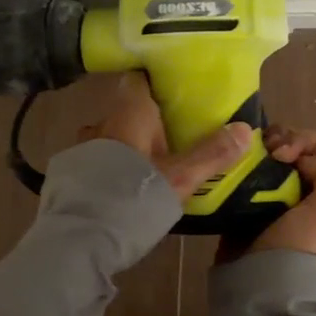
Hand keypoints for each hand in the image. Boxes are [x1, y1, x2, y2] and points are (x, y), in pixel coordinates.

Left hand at [76, 72, 253, 199]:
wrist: (80, 236)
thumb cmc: (134, 195)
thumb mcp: (180, 177)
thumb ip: (211, 154)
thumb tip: (244, 129)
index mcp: (131, 112)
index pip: (138, 79)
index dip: (153, 81)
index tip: (172, 88)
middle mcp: (104, 121)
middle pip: (125, 110)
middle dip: (143, 121)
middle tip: (168, 134)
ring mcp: (83, 148)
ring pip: (109, 137)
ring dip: (124, 147)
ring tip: (147, 164)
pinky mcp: (71, 175)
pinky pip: (95, 162)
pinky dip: (108, 169)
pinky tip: (122, 188)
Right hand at [232, 124, 315, 263]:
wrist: (266, 290)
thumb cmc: (302, 246)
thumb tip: (301, 158)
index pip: (314, 147)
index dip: (298, 140)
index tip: (280, 154)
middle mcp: (297, 195)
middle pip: (286, 150)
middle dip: (273, 142)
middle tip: (260, 150)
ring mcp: (267, 203)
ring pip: (261, 162)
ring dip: (252, 154)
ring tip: (238, 156)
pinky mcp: (240, 212)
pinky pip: (238, 180)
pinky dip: (233, 170)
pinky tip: (226, 168)